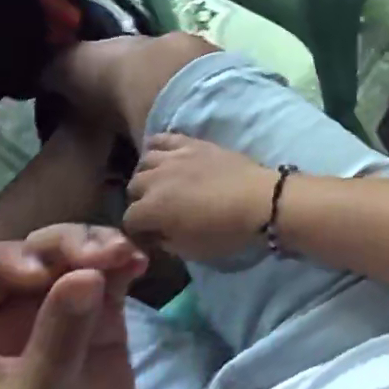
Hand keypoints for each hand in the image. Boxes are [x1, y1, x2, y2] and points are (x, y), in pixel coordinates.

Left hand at [0, 225, 147, 388]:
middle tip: (101, 254)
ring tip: (124, 255)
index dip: (10, 259)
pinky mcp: (103, 323)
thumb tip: (86, 273)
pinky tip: (138, 262)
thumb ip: (58, 336)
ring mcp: (63, 313)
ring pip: (76, 258)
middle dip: (66, 246)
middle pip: (37, 253)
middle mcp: (18, 311)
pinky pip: (110, 279)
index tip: (42, 273)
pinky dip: (123, 265)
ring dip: (99, 246)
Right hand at [123, 134, 277, 260]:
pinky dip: (158, 146)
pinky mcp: (190, 142)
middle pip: (134, 187)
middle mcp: (155, 178)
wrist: (259, 200)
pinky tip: (165, 157)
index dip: (137, 231)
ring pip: (144, 161)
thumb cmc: (226, 232)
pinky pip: (163, 138)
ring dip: (148, 174)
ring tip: (160, 183)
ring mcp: (172, 156)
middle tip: (157, 211)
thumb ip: (166, 242)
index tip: (150, 237)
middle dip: (141, 201)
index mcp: (152, 208)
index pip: (129, 219)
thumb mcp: (191, 250)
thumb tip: (156, 235)